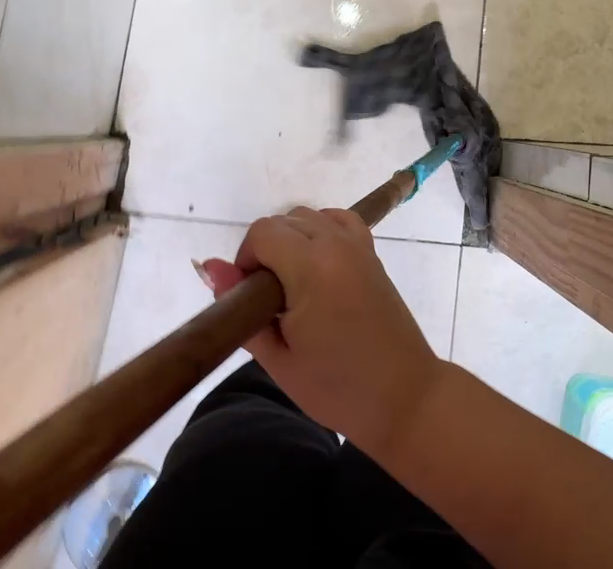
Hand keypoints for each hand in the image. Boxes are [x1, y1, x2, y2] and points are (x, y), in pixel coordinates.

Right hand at [197, 207, 441, 452]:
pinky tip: (316, 267)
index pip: (262, 232)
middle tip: (269, 302)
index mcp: (312, 267)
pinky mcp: (372, 253)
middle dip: (265, 252)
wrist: (402, 396)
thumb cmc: (336, 388)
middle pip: (283, 221)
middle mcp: (336, 244)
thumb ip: (242, 310)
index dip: (246, 260)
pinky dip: (320, 232)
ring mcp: (358, 246)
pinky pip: (338, 221)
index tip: (251, 300)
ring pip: (309, 216)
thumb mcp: (278, 358)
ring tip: (292, 288)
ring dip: (292, 240)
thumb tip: (209, 268)